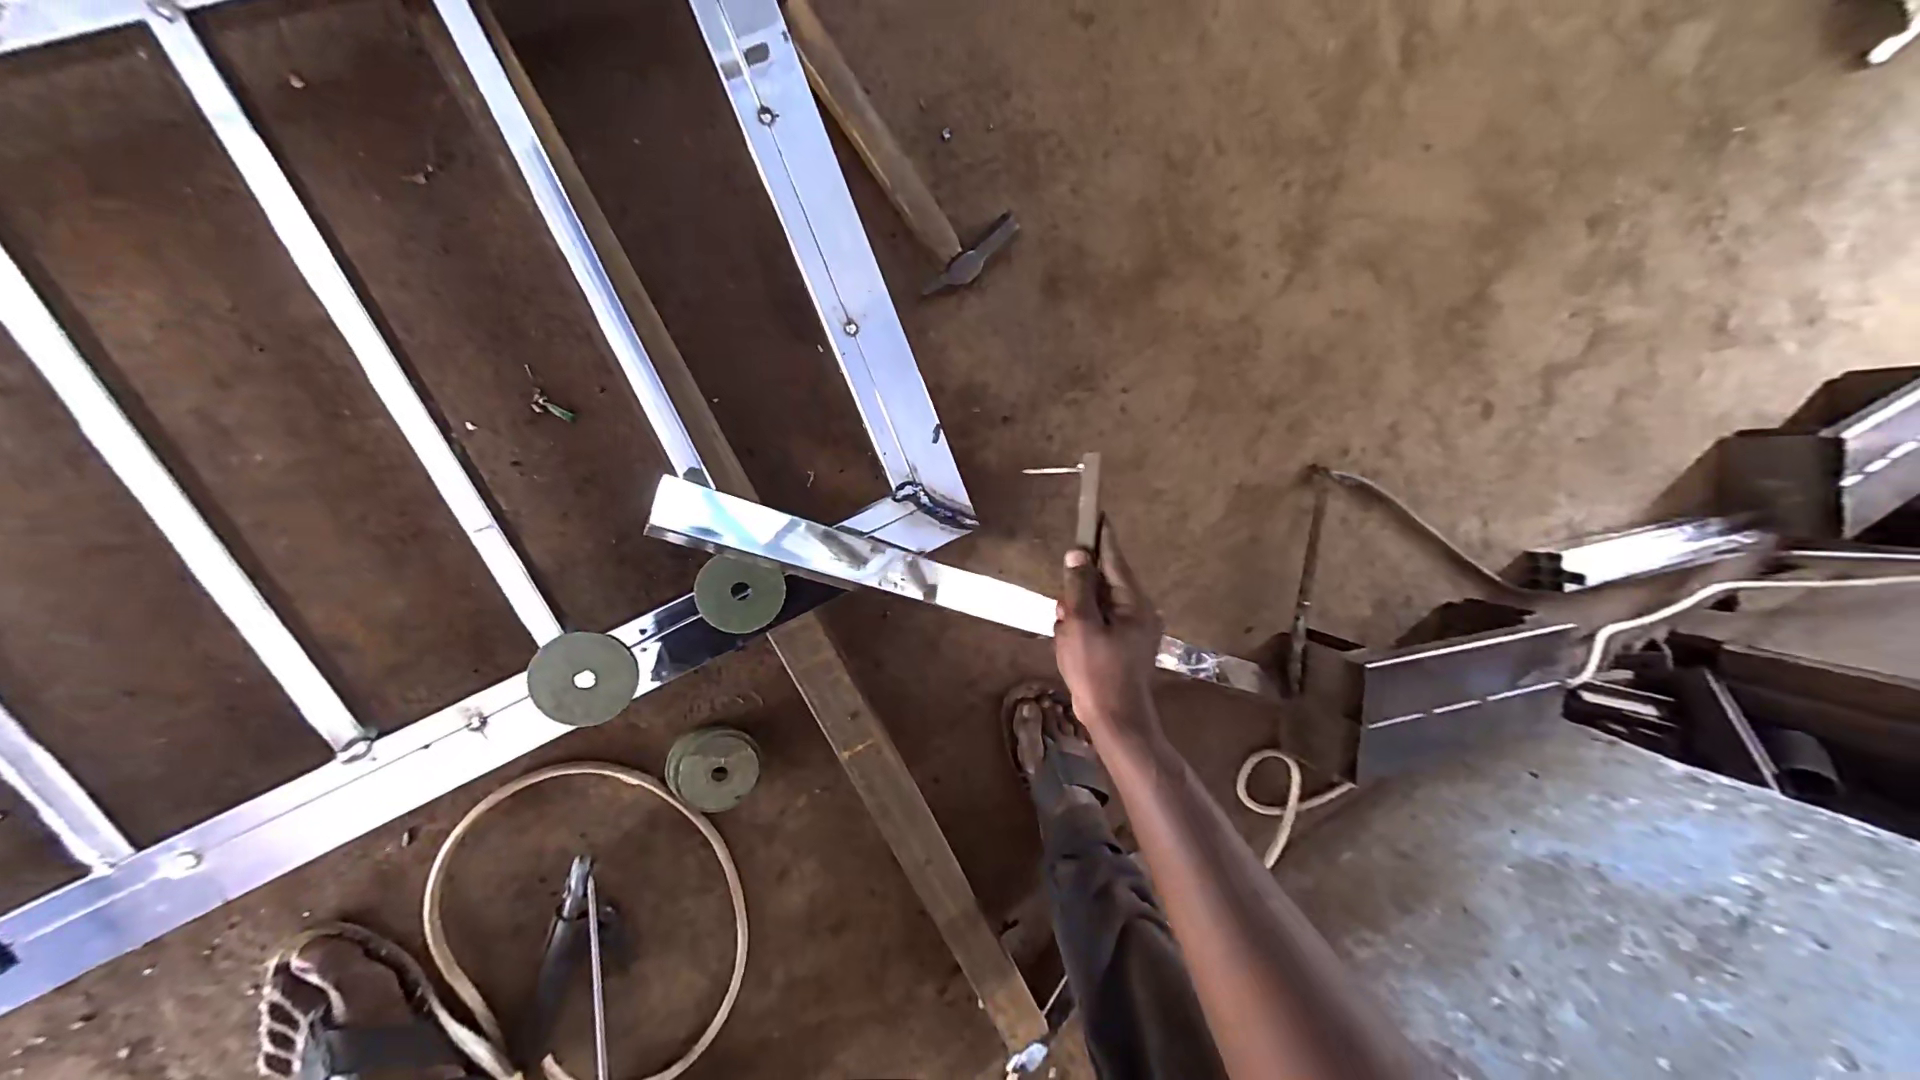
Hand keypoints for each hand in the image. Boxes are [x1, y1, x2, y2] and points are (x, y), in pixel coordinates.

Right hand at [1054, 526, 1164, 743]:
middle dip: (1078, 593)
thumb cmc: (1097, 671)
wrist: (1114, 719)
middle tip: (1063, 611)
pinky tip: (1071, 646)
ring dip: (1076, 615)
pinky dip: (1081, 630)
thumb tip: (1077, 555)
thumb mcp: (1081, 625)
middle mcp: (1138, 612)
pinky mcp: (1121, 646)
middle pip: (1102, 584)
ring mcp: (1131, 631)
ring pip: (1095, 606)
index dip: (1101, 538)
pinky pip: (1096, 625)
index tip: (1096, 514)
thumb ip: (1078, 588)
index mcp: (1134, 603)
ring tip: (1066, 637)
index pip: (1114, 560)